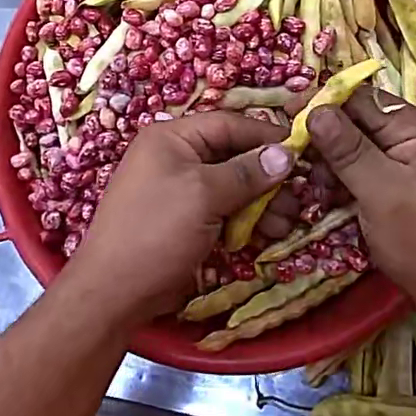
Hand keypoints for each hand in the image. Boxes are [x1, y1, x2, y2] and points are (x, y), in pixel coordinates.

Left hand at [65, 112, 292, 324]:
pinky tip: (269, 234)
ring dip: (261, 202)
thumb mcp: (204, 194)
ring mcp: (179, 190)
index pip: (227, 124)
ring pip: (232, 186)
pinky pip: (223, 210)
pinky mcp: (185, 220)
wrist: (113, 291)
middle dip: (267, 175)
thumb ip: (247, 172)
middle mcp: (175, 157)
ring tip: (288, 221)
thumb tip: (286, 153)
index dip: (265, 136)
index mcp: (171, 138)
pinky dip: (245, 219)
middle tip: (299, 195)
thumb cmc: (156, 230)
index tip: (302, 150)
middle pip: (232, 155)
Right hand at [306, 88, 415, 312]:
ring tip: (313, 183)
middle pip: (363, 121)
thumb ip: (347, 149)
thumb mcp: (379, 191)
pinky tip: (330, 194)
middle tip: (295, 156)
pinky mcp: (411, 185)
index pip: (364, 100)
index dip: (324, 104)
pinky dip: (349, 177)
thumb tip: (315, 111)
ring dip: (334, 161)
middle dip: (327, 137)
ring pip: (364, 146)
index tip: (288, 114)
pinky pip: (373, 168)